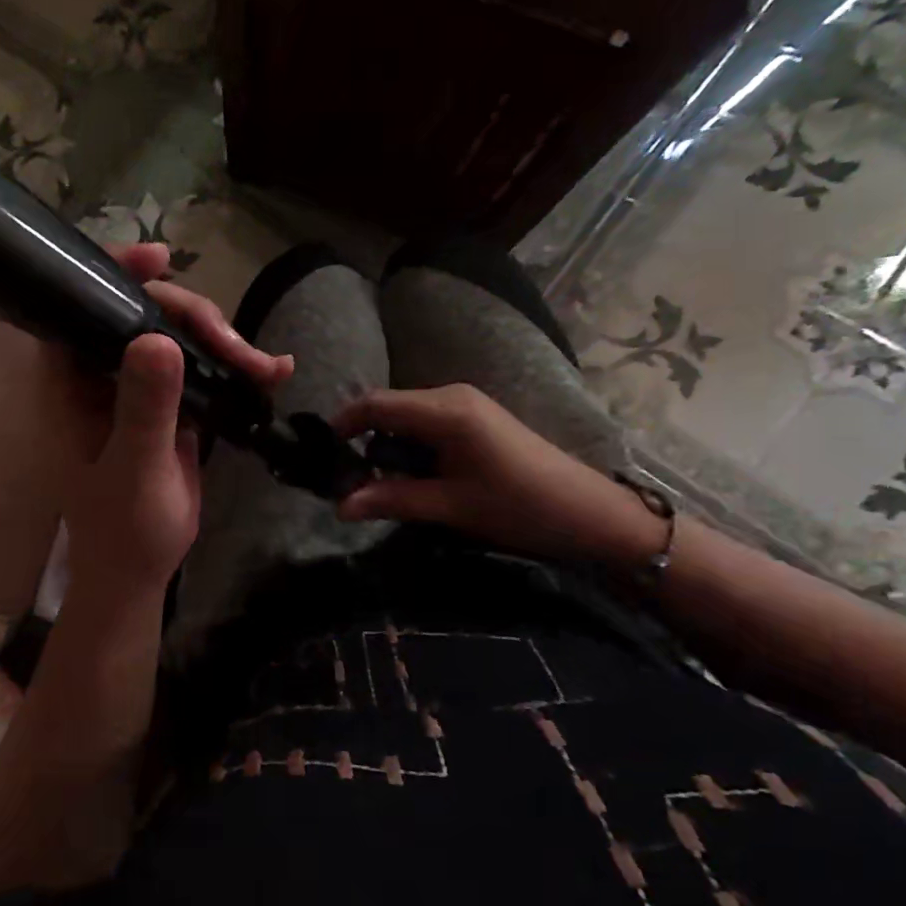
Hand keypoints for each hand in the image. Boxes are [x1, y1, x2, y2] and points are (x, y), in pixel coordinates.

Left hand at [60, 244, 292, 597]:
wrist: (142, 569)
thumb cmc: (122, 527)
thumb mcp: (133, 468)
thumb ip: (144, 408)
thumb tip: (159, 339)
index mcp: (73, 381)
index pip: (83, 305)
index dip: (116, 273)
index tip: (161, 259)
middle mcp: (104, 373)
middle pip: (148, 314)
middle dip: (199, 321)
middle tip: (239, 349)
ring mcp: (144, 387)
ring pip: (183, 338)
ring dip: (228, 344)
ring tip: (268, 369)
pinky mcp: (177, 403)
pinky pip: (207, 368)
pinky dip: (239, 367)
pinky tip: (274, 373)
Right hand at [332, 384, 660, 563]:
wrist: (585, 510)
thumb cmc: (517, 506)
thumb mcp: (450, 506)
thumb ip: (393, 500)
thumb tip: (339, 507)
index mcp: (445, 410)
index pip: (376, 404)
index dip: (343, 424)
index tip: (321, 454)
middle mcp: (452, 395)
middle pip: (390, 408)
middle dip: (364, 440)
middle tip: (349, 481)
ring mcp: (467, 404)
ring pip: (408, 417)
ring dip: (389, 446)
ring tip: (381, 484)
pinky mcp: (477, 417)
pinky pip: (429, 423)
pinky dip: (412, 447)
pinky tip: (415, 476)